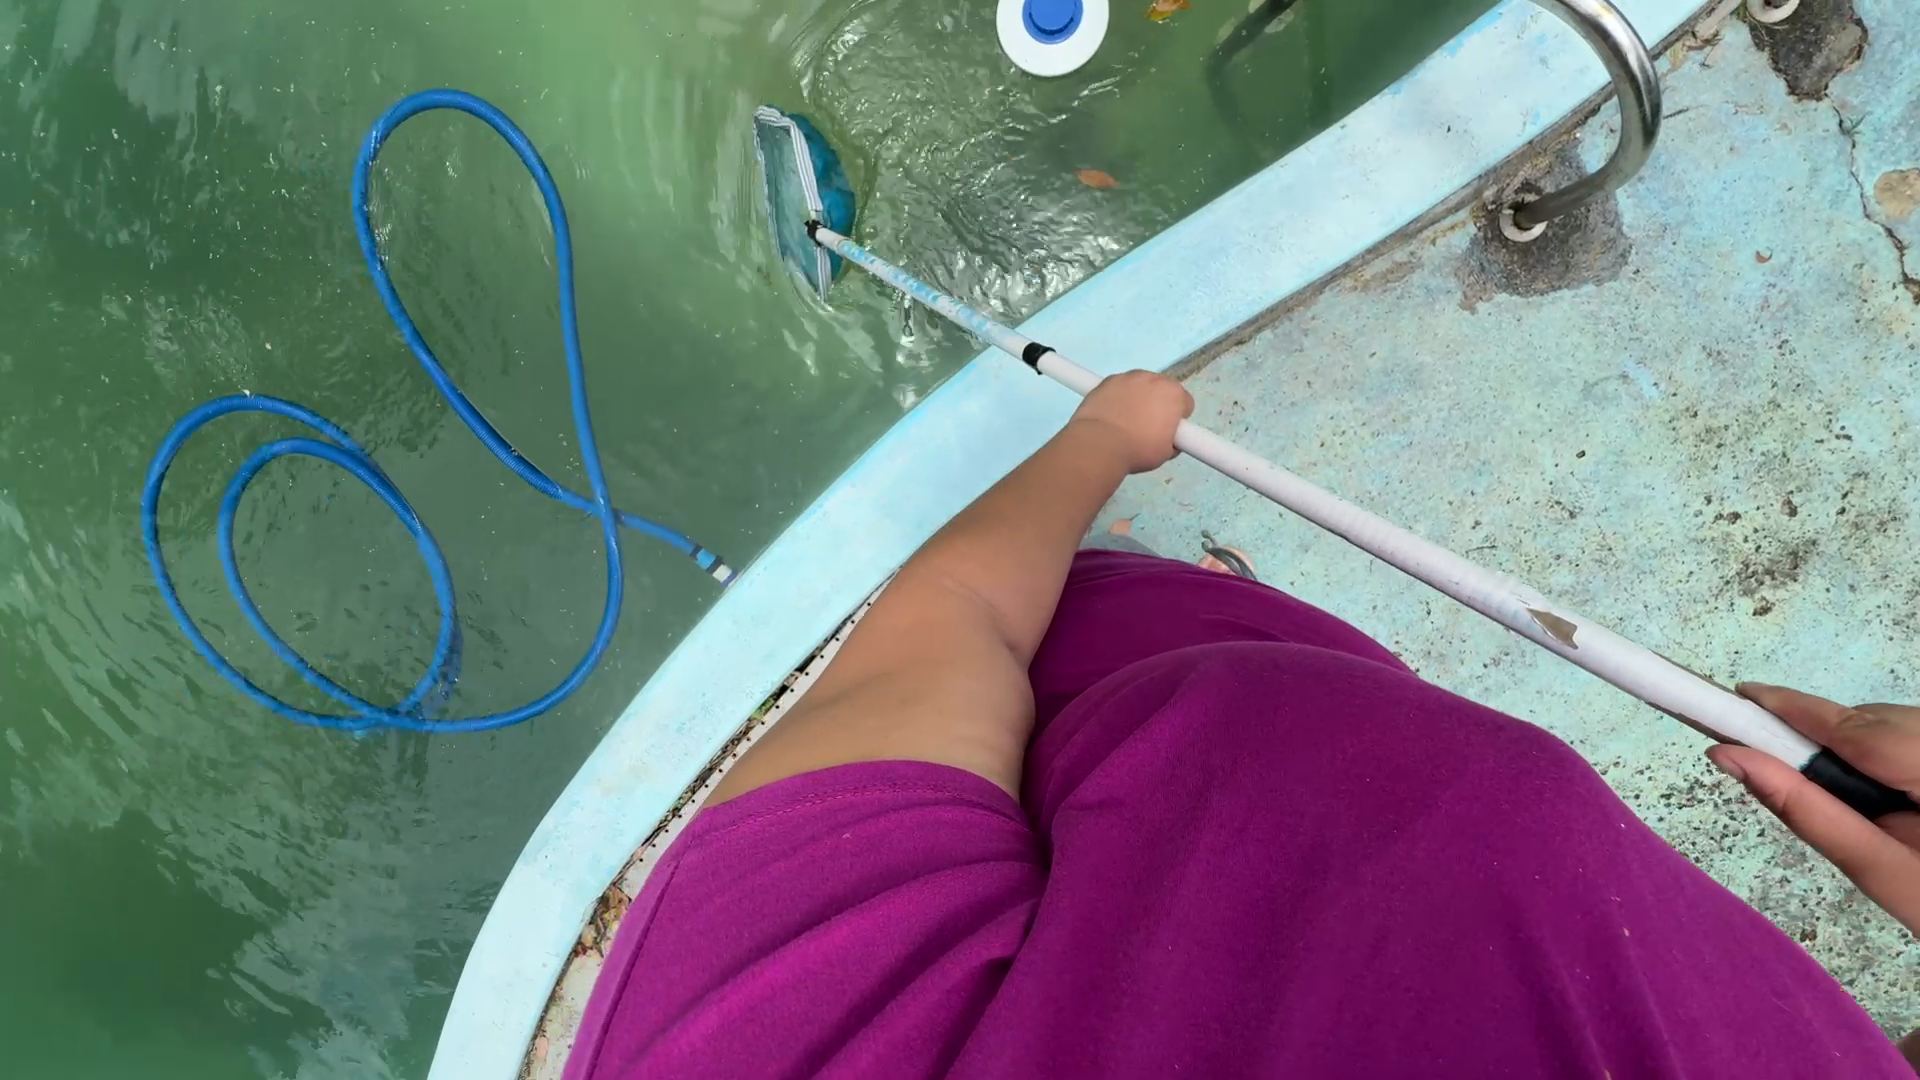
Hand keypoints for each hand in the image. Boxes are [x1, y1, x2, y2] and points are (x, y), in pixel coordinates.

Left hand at [1069, 370, 1193, 474]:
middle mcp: (1153, 378)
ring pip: (1138, 386)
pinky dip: (1116, 397)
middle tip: (1144, 427)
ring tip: (1124, 421)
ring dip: (1136, 398)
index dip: (1177, 419)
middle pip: (1161, 390)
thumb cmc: (1138, 450)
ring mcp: (1128, 376)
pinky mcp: (1106, 380)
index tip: (1166, 431)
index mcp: (1174, 394)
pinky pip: (1117, 387)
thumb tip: (1167, 438)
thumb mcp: (1166, 452)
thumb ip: (1172, 439)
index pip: (1184, 403)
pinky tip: (1110, 415)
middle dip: (1156, 405)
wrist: (1099, 444)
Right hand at [1709, 683, 1919, 933]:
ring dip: (1860, 741)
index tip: (1738, 693)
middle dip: (1828, 733)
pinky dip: (1891, 748)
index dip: (1796, 708)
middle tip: (1785, 764)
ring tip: (1857, 789)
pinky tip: (1892, 785)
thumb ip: (1802, 807)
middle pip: (1883, 721)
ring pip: (1902, 724)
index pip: (1863, 730)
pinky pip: (1917, 735)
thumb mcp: (1876, 869)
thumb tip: (1724, 754)